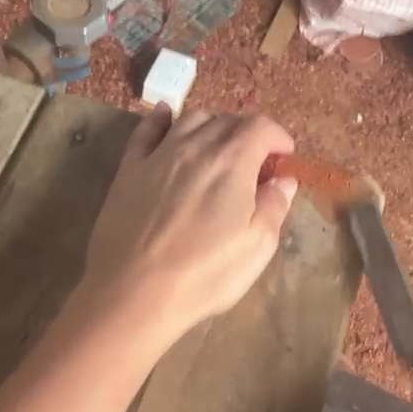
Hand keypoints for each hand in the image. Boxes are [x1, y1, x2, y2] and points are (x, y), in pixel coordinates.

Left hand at [77, 108, 297, 349]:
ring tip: (218, 149)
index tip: (284, 156)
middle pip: (227, 121)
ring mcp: (158, 155)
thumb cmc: (204, 274)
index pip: (261, 127)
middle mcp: (195, 146)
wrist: (134, 293)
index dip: (278, 137)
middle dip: (248, 134)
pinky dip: (161, 120)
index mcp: (232, 161)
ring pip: (190, 120)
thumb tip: (283, 180)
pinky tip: (166, 118)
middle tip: (255, 162)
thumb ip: (274, 207)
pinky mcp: (128, 170)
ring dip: (211, 127)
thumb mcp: (256, 247)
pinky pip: (147, 131)